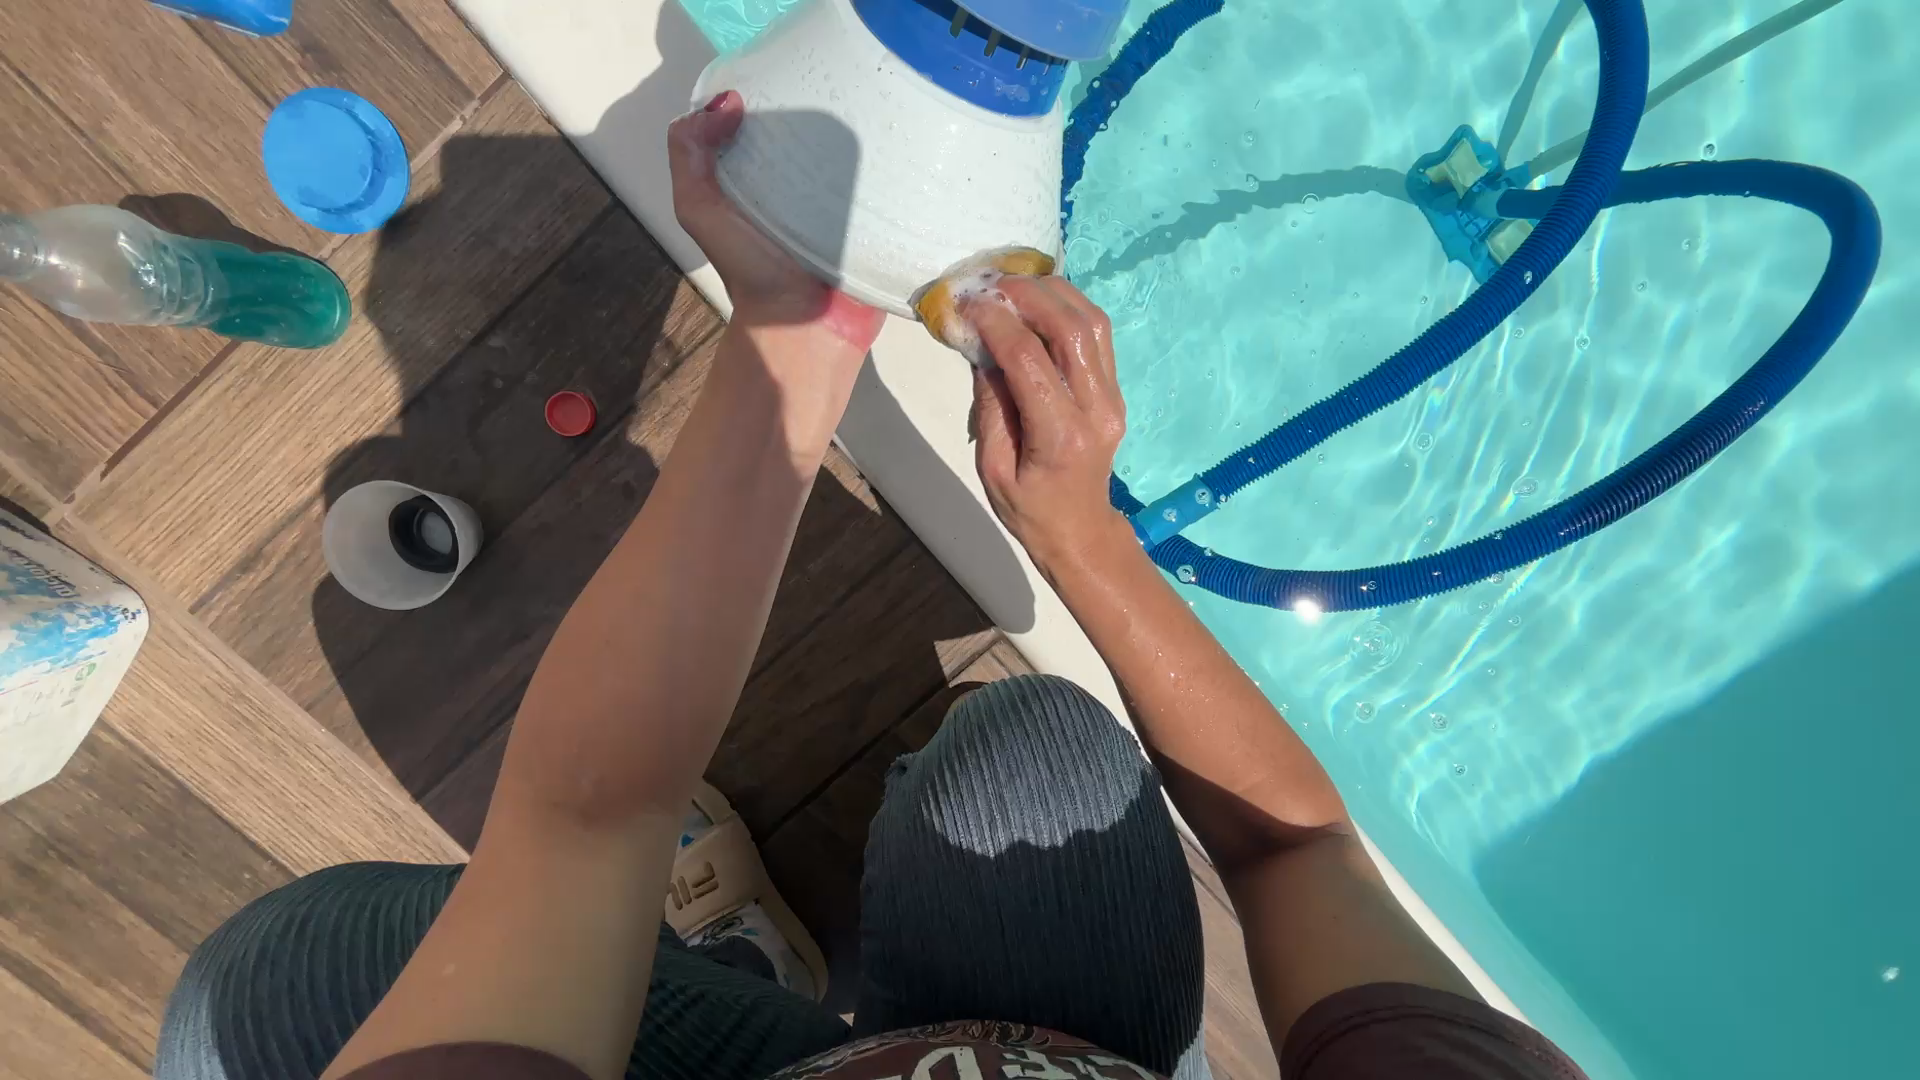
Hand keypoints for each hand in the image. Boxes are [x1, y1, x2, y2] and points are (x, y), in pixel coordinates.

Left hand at [669, 91, 884, 350]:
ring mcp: (844, 208)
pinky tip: (897, 149)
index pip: (771, 123)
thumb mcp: (699, 209)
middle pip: (818, 135)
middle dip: (827, 109)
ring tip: (876, 110)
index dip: (775, 95)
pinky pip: (889, 191)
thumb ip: (689, 156)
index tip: (789, 76)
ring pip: (857, 158)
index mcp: (763, 180)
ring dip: (866, 137)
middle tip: (841, 88)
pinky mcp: (877, 226)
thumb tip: (728, 103)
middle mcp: (804, 189)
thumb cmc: (752, 271)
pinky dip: (893, 172)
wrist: (804, 326)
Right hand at [969, 277, 1133, 572]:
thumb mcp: (993, 466)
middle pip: (1071, 329)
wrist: (1080, 530)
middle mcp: (1096, 410)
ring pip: (1093, 323)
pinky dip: (1070, 308)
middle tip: (992, 283)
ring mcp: (1113, 398)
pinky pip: (1098, 335)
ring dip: (1054, 293)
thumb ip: (989, 405)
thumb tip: (982, 346)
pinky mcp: (1116, 391)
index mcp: (1060, 436)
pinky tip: (1041, 302)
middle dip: (1028, 295)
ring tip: (1015, 285)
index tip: (968, 303)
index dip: (996, 322)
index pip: (1028, 359)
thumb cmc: (1029, 509)